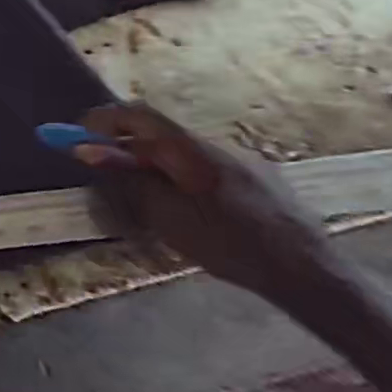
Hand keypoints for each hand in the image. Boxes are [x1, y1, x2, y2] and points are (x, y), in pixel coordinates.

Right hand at [75, 102, 336, 298]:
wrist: (315, 278)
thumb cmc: (230, 243)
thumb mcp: (165, 212)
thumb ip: (125, 175)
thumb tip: (84, 148)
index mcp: (192, 149)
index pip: (137, 113)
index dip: (102, 119)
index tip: (77, 139)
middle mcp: (218, 146)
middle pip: (157, 133)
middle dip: (124, 148)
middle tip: (105, 177)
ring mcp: (244, 163)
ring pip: (180, 152)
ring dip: (151, 166)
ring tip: (145, 201)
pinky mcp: (260, 182)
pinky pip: (203, 167)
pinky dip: (178, 177)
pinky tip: (186, 211)